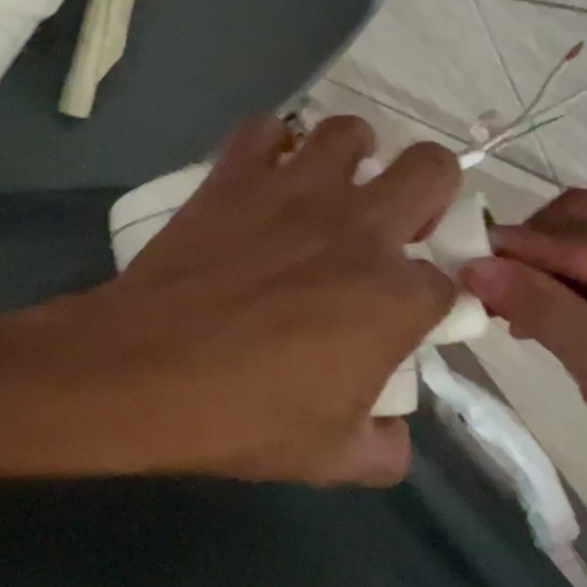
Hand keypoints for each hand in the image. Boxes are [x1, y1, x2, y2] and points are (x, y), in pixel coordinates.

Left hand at [93, 113, 459, 487]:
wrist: (143, 370)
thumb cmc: (240, 418)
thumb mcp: (330, 457)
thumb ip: (383, 446)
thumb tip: (394, 430)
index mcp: (394, 298)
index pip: (444, 280)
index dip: (427, 296)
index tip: (402, 311)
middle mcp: (358, 229)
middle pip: (431, 170)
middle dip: (427, 192)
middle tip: (392, 223)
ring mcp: (293, 193)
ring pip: (349, 131)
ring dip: (352, 153)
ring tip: (331, 186)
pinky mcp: (234, 177)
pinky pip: (262, 129)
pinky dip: (268, 142)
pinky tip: (261, 171)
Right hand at [458, 190, 586, 540]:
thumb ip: (543, 309)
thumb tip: (472, 264)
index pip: (584, 234)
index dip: (515, 245)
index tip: (454, 262)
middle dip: (530, 250)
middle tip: (485, 290)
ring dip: (546, 270)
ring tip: (510, 312)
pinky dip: (569, 288)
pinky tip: (546, 322)